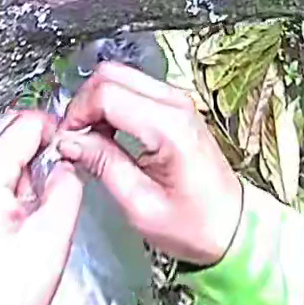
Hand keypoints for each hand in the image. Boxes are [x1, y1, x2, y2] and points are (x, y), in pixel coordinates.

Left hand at [0, 112, 83, 304]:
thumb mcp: (49, 242)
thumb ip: (66, 189)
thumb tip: (68, 163)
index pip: (25, 121)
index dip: (55, 132)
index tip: (70, 150)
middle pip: (8, 131)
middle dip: (37, 151)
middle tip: (55, 185)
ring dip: (22, 171)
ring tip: (33, 215)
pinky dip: (7, 187)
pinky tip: (15, 226)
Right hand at [56, 61, 244, 265]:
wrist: (235, 230)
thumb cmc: (195, 226)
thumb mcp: (140, 206)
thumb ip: (102, 165)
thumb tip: (68, 141)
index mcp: (168, 126)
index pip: (107, 95)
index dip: (78, 113)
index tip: (68, 138)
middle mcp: (174, 102)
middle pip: (110, 74)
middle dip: (84, 101)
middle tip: (75, 135)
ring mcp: (175, 98)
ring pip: (118, 74)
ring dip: (96, 100)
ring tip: (92, 137)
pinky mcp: (173, 102)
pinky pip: (131, 85)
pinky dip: (111, 102)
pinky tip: (109, 132)